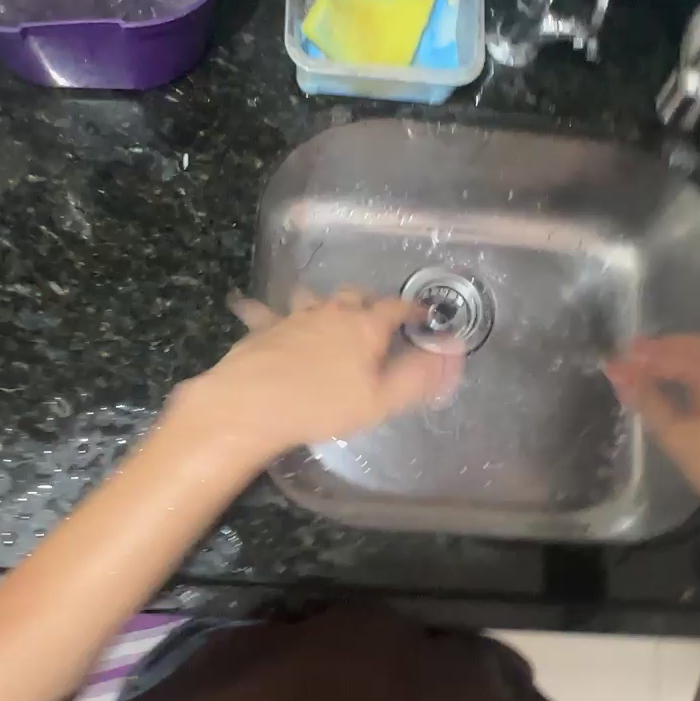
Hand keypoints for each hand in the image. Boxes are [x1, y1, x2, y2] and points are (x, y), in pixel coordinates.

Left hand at [172, 287, 462, 461]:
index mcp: (364, 326)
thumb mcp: (381, 400)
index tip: (422, 312)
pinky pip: (261, 312)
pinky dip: (259, 309)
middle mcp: (330, 312)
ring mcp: (293, 316)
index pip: (396, 308)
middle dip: (367, 300)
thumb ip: (419, 376)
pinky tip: (245, 304)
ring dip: (318, 299)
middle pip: (354, 294)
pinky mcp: (263, 328)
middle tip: (373, 313)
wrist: (253, 403)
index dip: (412, 309)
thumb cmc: (322, 405)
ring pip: (309, 295)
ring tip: (321, 306)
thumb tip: (454, 353)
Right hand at [607, 335, 699, 540]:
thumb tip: (620, 375)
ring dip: (682, 357)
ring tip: (653, 366)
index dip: (639, 359)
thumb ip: (648, 401)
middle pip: (696, 347)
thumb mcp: (677, 436)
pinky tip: (686, 383)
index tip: (612, 361)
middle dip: (662, 348)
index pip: (672, 355)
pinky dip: (699, 369)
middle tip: (631, 355)